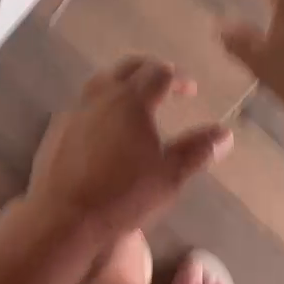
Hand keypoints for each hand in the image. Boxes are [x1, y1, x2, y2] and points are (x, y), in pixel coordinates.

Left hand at [27, 57, 232, 243]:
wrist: (65, 215)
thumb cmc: (123, 195)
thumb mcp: (170, 176)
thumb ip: (197, 150)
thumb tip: (225, 132)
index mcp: (131, 101)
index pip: (158, 73)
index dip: (178, 77)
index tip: (190, 89)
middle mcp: (101, 96)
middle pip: (128, 68)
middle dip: (150, 69)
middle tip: (165, 80)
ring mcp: (76, 109)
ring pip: (102, 80)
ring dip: (122, 81)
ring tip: (136, 97)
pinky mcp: (58, 127)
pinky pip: (84, 102)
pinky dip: (102, 101)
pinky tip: (106, 123)